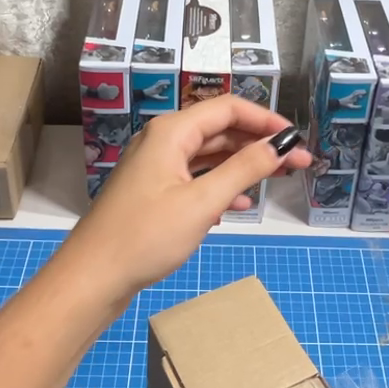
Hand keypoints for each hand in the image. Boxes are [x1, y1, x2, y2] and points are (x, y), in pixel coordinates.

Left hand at [58, 96, 311, 300]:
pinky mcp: (153, 192)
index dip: (266, 120)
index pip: (228, 108)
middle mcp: (162, 140)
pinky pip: (195, 177)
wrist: (92, 278)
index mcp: (171, 132)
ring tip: (276, 180)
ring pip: (208, 155)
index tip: (296, 139)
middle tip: (296, 164)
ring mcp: (155, 167)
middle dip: (259, 144)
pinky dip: (220, 185)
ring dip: (242, 165)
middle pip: (220, 130)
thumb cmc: (146, 236)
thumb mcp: (202, 202)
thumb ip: (244, 170)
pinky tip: (239, 204)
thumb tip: (280, 146)